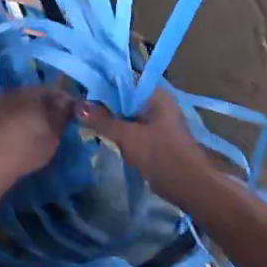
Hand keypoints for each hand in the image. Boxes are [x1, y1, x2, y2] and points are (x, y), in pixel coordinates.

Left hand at [0, 86, 73, 196]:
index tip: (71, 116)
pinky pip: (1, 117)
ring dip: (25, 115)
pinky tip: (11, 139)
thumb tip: (67, 104)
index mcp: (31, 93)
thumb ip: (61, 117)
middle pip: (33, 96)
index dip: (65, 103)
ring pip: (15, 105)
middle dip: (44, 108)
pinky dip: (10, 124)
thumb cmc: (24, 149)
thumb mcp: (52, 137)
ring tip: (32, 134)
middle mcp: (11, 93)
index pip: (54, 91)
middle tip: (53, 125)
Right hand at [78, 93, 220, 206]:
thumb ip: (102, 121)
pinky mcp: (153, 138)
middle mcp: (156, 103)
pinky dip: (117, 131)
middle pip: (123, 97)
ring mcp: (156, 121)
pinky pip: (130, 129)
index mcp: (156, 95)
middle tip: (77, 107)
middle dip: (102, 103)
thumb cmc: (161, 156)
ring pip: (125, 114)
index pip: (124, 80)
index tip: (79, 90)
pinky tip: (99, 135)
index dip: (101, 83)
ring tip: (83, 120)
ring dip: (108, 119)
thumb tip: (77, 106)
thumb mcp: (128, 136)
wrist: (189, 186)